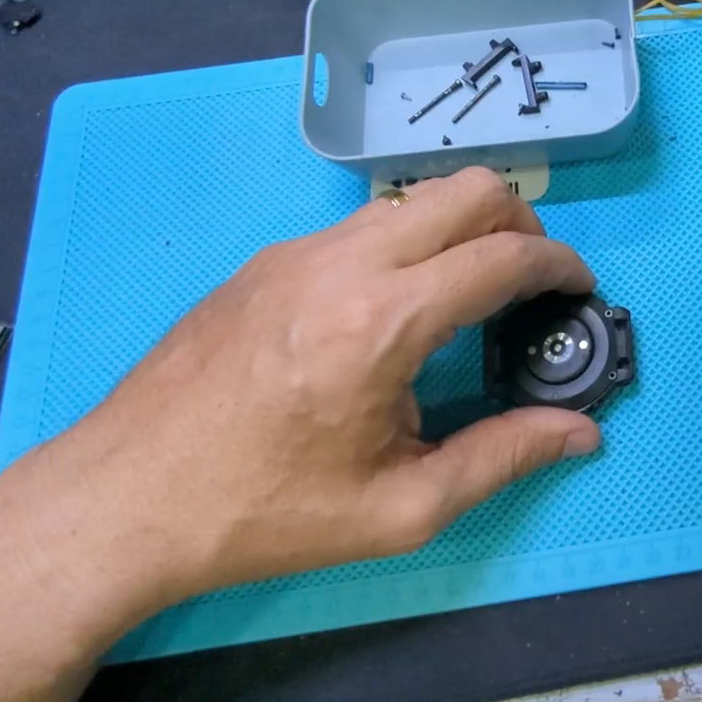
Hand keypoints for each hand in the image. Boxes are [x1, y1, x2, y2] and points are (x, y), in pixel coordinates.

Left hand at [25, 167, 601, 605]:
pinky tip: (400, 300)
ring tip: (474, 284)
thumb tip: (582, 434)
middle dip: (523, 221)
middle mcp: (346, 262)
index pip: (502, 256)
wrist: (119, 502)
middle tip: (533, 276)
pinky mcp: (272, 256)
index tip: (579, 286)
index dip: (558, 264)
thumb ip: (506, 457)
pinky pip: (370, 220)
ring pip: (419, 196)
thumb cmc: (268, 511)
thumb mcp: (402, 507)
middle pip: (469, 191)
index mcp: (384, 322)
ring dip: (467, 224)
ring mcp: (302, 250)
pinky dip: (415, 238)